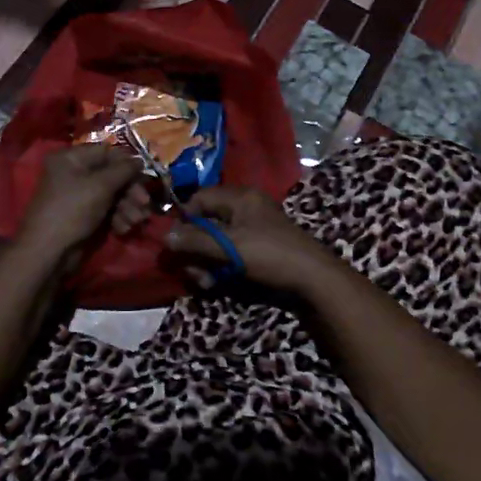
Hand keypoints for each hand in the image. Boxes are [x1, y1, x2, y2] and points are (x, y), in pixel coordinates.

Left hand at [15, 143, 144, 259]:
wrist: (49, 250)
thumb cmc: (73, 209)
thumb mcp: (100, 186)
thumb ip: (123, 170)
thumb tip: (139, 160)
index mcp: (71, 158)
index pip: (106, 152)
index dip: (127, 164)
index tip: (144, 176)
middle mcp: (74, 173)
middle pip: (111, 175)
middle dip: (130, 190)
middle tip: (144, 204)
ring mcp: (78, 195)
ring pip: (111, 194)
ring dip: (128, 207)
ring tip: (136, 221)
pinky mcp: (84, 215)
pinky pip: (106, 210)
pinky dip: (117, 218)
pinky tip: (123, 229)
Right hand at [161, 186, 340, 295]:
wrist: (314, 281)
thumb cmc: (270, 255)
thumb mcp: (229, 247)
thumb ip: (195, 241)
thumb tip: (166, 236)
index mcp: (241, 197)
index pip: (200, 198)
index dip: (185, 218)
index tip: (176, 241)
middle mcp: (246, 208)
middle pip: (207, 221)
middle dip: (195, 247)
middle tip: (191, 269)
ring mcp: (255, 229)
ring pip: (217, 240)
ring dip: (206, 261)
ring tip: (205, 281)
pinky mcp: (260, 249)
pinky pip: (231, 252)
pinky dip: (221, 266)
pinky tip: (217, 283)